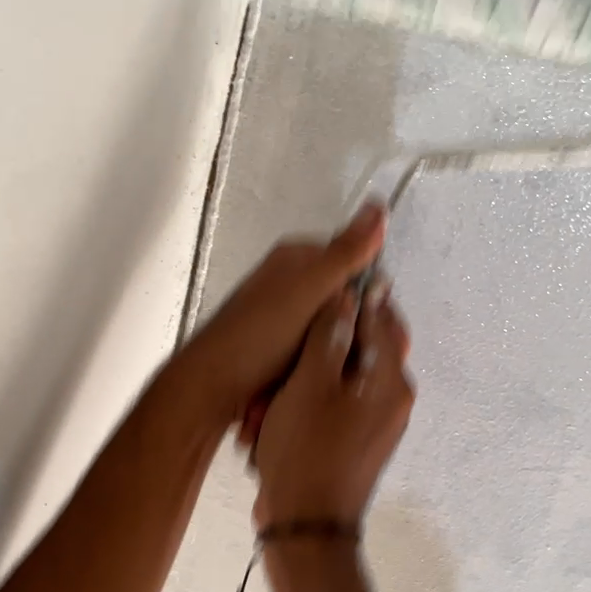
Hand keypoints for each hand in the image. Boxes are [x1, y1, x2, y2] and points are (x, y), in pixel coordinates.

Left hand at [175, 203, 385, 423]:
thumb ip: (345, 254)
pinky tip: (324, 377)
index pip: (355, 262)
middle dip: (357, 324)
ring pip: (333, 326)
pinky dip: (322, 362)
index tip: (377, 322)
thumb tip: (378, 206)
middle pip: (345, 298)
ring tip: (342, 370)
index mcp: (296, 258)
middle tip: (357, 352)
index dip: (372, 291)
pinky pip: (316, 348)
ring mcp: (284, 315)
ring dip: (341, 348)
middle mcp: (290, 281)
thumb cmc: (258, 336)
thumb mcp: (308, 290)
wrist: (212, 386)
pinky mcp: (280, 345)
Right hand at [251, 279, 413, 528]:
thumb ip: (330, 334)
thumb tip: (350, 295)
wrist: (305, 527)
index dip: (348, 300)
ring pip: (335, 381)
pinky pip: (330, 410)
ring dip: (298, 384)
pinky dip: (301, 410)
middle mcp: (392, 398)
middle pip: (355, 350)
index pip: (380, 316)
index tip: (309, 301)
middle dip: (312, 352)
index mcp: (390, 379)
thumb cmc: (306, 448)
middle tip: (281, 359)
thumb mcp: (309, 382)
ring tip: (266, 401)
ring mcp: (374, 424)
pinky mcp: (354, 444)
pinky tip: (270, 422)